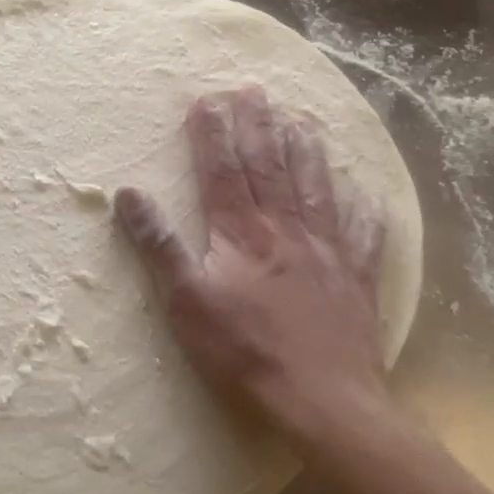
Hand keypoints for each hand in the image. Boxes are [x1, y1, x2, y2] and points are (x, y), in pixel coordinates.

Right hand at [114, 86, 388, 444]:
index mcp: (242, 233)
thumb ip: (158, 243)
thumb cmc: (242, 349)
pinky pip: (364, 235)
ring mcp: (327, 254)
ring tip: (303, 119)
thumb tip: (128, 193)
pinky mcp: (356, 281)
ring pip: (317, 189)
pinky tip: (365, 190)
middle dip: (259, 126)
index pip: (223, 170)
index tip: (206, 99)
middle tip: (255, 90)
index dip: (213, 133)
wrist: (324, 402)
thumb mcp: (184, 298)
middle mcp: (287, 232)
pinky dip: (364, 208)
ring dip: (308, 151)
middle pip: (271, 168)